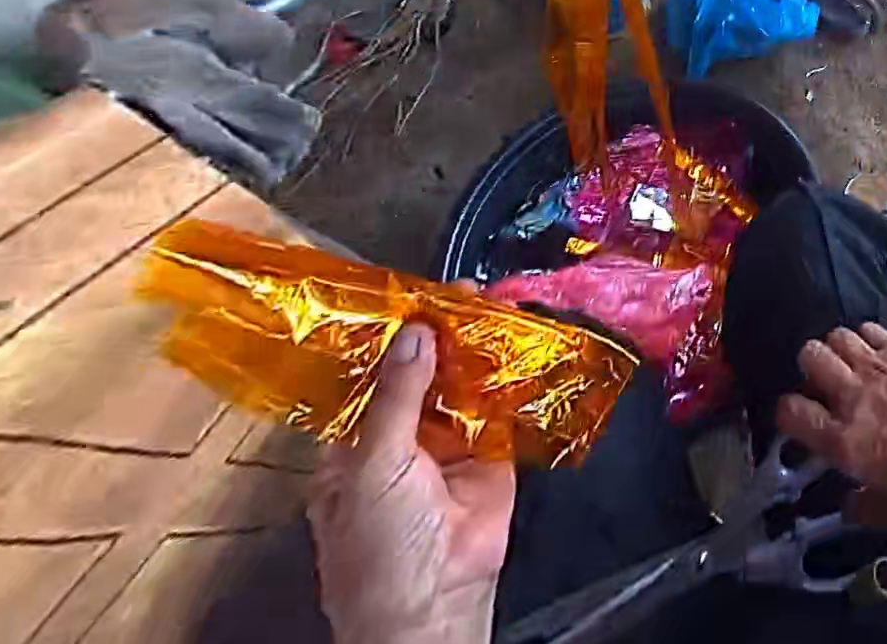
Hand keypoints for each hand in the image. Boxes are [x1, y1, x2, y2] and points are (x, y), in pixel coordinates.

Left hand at [308, 323, 515, 643]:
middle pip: (426, 373)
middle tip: (469, 293)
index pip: (376, 377)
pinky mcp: (495, 443)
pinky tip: (527, 341)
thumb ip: (397, 398)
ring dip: (481, 347)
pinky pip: (504, 401)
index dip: (395, 337)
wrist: (439, 593)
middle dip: (445, 334)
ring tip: (501, 305)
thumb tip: (416, 331)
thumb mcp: (372, 466)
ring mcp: (453, 437)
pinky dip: (514, 372)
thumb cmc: (380, 540)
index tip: (419, 296)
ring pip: (466, 381)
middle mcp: (406, 433)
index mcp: (359, 440)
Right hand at [775, 324, 886, 535]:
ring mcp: (884, 368)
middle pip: (810, 356)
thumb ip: (867, 508)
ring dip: (837, 350)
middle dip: (809, 370)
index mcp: (848, 444)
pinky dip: (867, 338)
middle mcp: (857, 397)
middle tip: (825, 391)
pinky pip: (873, 329)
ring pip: (838, 335)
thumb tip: (849, 502)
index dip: (787, 416)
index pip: (790, 412)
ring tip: (850, 370)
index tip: (799, 425)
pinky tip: (879, 357)